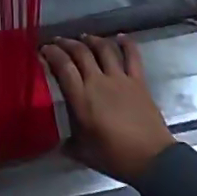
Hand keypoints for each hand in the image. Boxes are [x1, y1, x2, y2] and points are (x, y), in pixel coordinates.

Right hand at [41, 35, 175, 183]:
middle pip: (80, 53)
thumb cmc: (115, 157)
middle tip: (57, 41)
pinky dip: (126, 43)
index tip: (43, 50)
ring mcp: (120, 79)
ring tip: (83, 37)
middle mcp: (99, 83)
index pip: (63, 67)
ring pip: (103, 49)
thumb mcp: (83, 152)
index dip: (51, 54)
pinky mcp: (139, 82)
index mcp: (82, 99)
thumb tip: (58, 141)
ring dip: (91, 39)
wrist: (152, 158)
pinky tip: (119, 37)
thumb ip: (68, 142)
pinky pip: (132, 56)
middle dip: (66, 43)